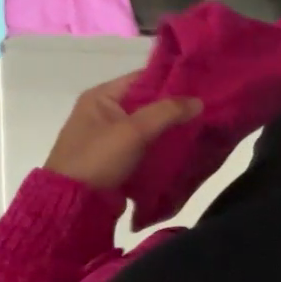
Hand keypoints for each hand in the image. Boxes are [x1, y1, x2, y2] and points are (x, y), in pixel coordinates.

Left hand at [43, 73, 202, 191]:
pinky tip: (187, 142)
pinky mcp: (117, 154)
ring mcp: (110, 133)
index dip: (173, 79)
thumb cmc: (98, 159)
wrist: (73, 204)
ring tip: (203, 122)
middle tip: (207, 105)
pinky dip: (165, 140)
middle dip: (176, 104)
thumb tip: (199, 102)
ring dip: (172, 123)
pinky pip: (147, 140)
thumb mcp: (134, 130)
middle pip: (149, 100)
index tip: (202, 84)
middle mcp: (103, 111)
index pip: (144, 77)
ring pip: (150, 121)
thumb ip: (168, 111)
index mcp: (100, 96)